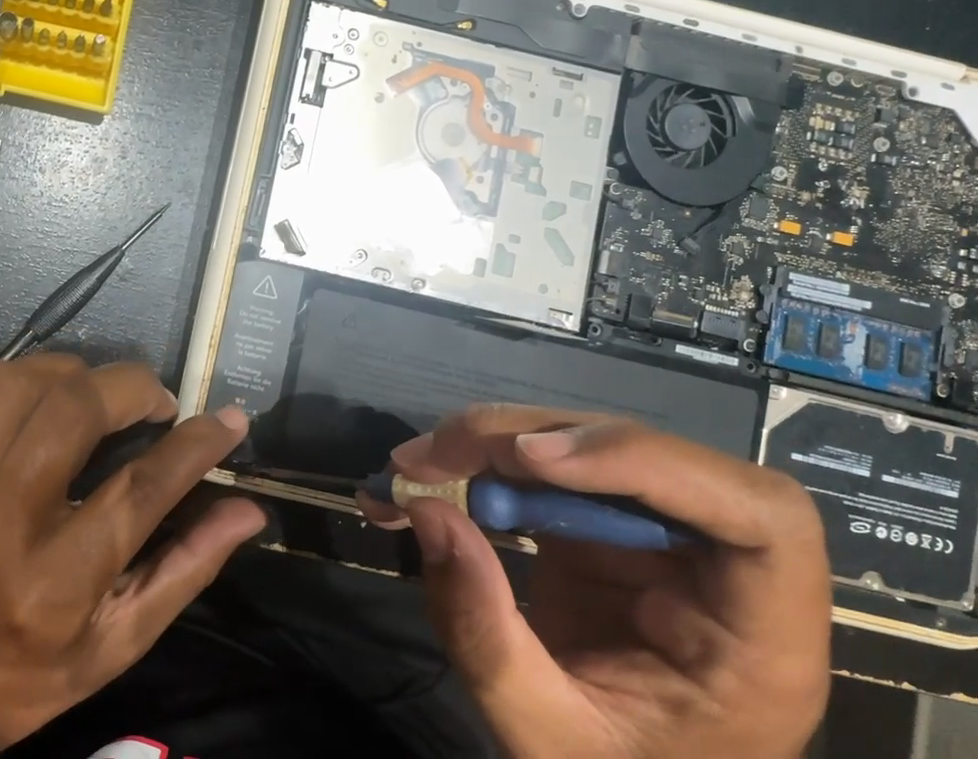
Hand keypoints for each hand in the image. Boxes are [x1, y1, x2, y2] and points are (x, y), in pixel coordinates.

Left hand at [0, 357, 262, 758]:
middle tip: (158, 402)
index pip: (139, 489)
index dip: (194, 447)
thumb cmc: (31, 672)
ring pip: (20, 384)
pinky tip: (35, 396)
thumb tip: (247, 510)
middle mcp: (0, 518)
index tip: (229, 421)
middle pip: (72, 412)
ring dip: (73, 375)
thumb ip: (185, 568)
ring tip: (100, 397)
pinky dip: (10, 374)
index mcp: (56, 580)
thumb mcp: (120, 641)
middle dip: (131, 388)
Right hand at [357, 404, 831, 758]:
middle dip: (532, 440)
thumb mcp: (542, 734)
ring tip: (410, 466)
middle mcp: (722, 574)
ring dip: (494, 446)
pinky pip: (548, 479)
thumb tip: (427, 511)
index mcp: (759, 643)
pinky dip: (481, 470)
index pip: (759, 517)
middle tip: (430, 455)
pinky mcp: (606, 537)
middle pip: (654, 462)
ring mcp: (661, 548)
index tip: (530, 458)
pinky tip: (426, 481)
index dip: (650, 464)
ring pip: (591, 453)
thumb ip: (484, 633)